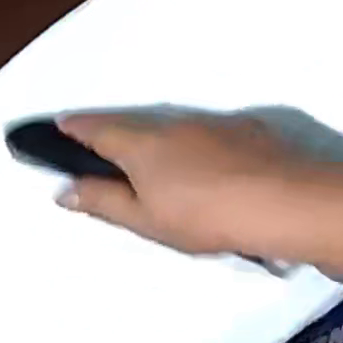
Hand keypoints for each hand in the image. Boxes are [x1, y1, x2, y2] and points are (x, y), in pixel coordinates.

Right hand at [55, 114, 308, 255]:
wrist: (282, 198)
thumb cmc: (205, 216)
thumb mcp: (145, 219)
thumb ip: (105, 201)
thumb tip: (65, 188)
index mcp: (146, 144)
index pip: (101, 128)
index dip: (77, 127)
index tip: (60, 124)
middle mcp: (179, 123)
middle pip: (139, 126)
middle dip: (118, 135)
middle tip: (103, 151)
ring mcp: (217, 123)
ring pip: (177, 129)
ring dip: (161, 142)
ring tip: (158, 170)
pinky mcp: (248, 129)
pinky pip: (210, 134)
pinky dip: (197, 146)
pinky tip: (208, 170)